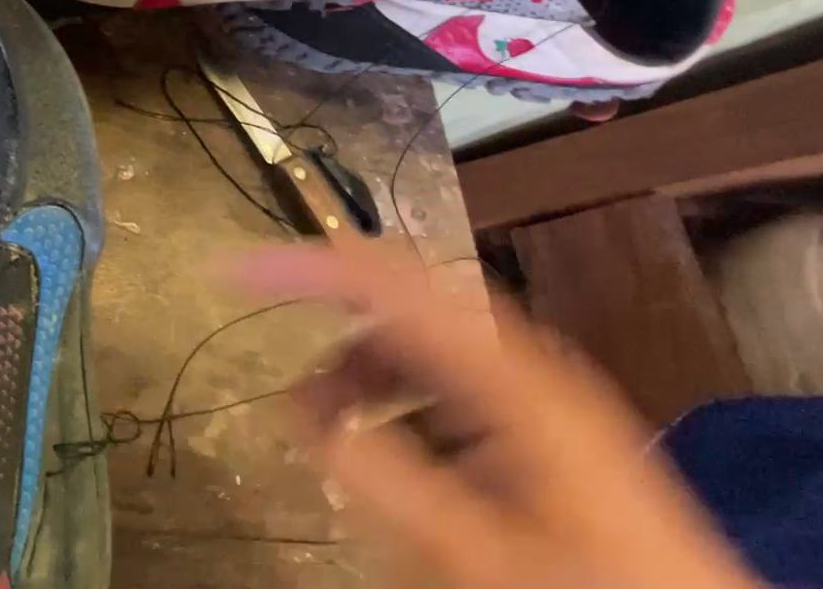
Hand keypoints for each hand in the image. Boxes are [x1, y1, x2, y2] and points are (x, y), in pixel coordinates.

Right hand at [235, 245, 766, 588]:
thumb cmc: (585, 585)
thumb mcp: (472, 547)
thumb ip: (382, 474)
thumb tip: (303, 410)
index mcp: (508, 374)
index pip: (388, 283)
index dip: (305, 265)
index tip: (236, 268)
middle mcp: (515, 359)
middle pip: (400, 299)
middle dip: (329, 318)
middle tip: (281, 357)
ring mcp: (525, 385)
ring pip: (415, 338)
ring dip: (356, 364)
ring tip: (325, 420)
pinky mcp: (527, 417)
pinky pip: (436, 375)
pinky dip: (388, 390)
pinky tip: (376, 434)